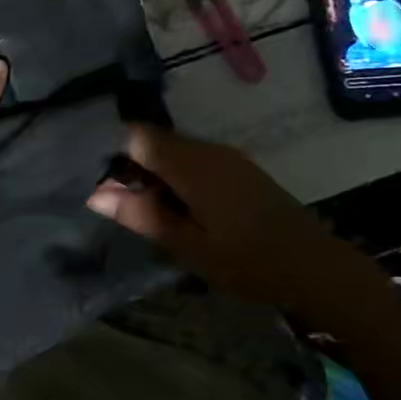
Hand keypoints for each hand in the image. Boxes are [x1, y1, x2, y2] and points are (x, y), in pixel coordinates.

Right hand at [86, 124, 338, 310]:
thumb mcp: (187, 244)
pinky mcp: (237, 167)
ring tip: (134, 201)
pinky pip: (192, 158)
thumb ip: (142, 214)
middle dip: (127, 160)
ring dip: (150, 169)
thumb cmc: (245, 260)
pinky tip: (171, 202)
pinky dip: (173, 173)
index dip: (108, 146)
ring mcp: (224, 155)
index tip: (86, 169)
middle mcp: (205, 148)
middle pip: (153, 139)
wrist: (314, 265)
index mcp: (189, 163)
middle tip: (106, 193)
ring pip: (173, 149)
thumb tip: (95, 192)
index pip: (136, 134)